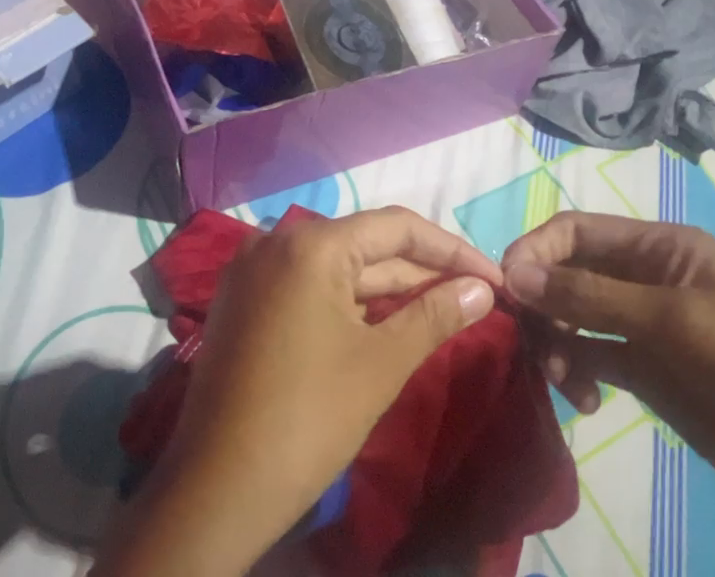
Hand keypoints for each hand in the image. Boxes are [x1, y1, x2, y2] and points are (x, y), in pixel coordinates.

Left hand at [96, 207, 501, 576]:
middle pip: (365, 245)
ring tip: (445, 309)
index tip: (496, 277)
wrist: (219, 486)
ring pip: (337, 268)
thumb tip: (482, 289)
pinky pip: (309, 287)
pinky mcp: (243, 302)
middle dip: (423, 271)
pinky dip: (351, 301)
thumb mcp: (382, 363)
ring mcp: (253, 272)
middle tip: (478, 297)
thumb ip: (436, 315)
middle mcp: (275, 242)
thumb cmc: (309, 418)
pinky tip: (389, 321)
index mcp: (309, 245)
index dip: (452, 250)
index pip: (395, 228)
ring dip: (389, 288)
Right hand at [502, 211, 714, 576]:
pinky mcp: (642, 372)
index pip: (575, 231)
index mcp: (659, 247)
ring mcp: (641, 327)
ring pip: (570, 318)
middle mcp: (644, 278)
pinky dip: (573, 372)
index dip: (535, 251)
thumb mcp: (674, 321)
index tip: (505, 289)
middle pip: (565, 273)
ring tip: (561, 378)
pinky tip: (584, 400)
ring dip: (553, 342)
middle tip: (529, 343)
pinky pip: (587, 358)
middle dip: (540, 302)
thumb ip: (590, 296)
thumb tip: (512, 273)